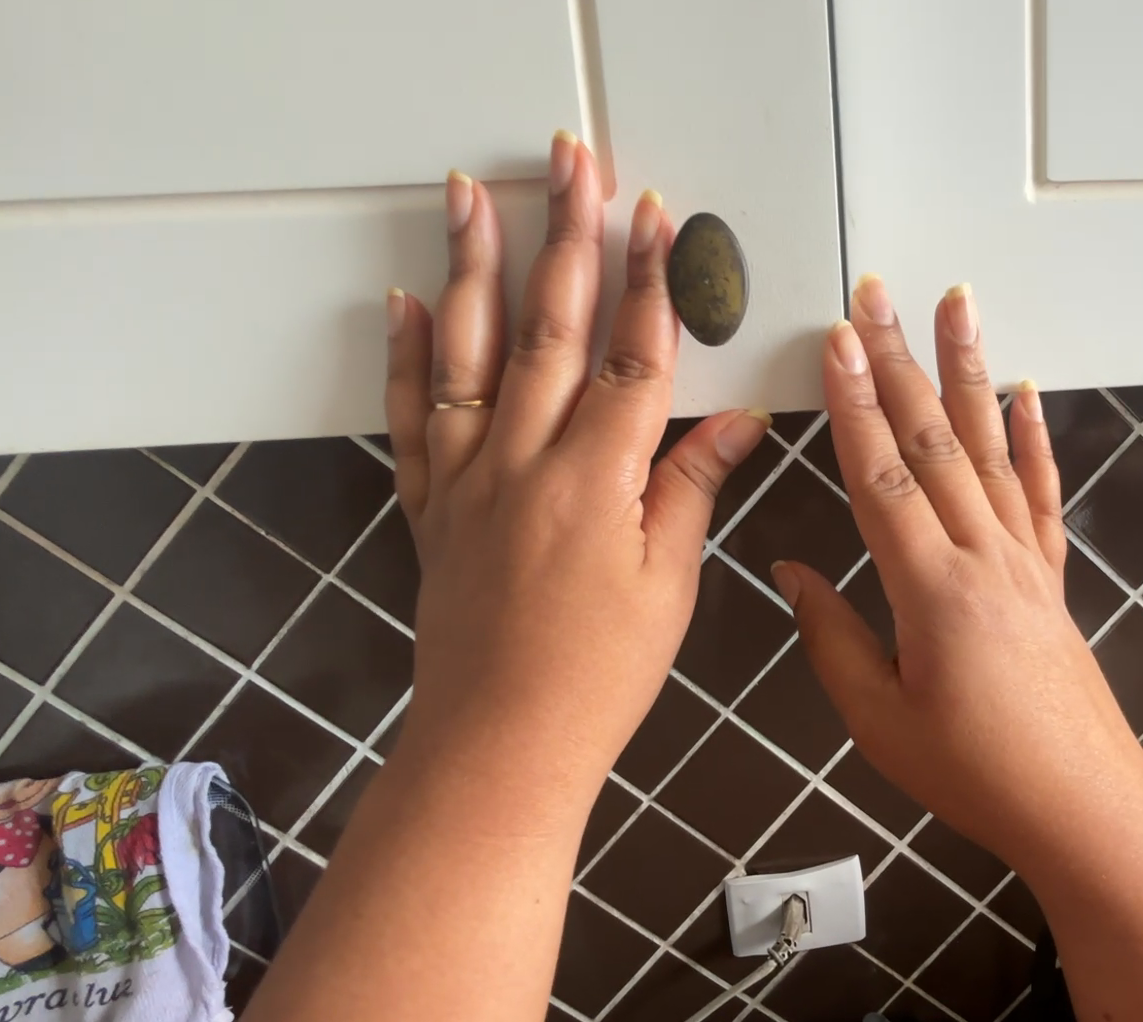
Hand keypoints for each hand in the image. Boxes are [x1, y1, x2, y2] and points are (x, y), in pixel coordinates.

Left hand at [383, 132, 770, 794]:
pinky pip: (414, 417)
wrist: (501, 740)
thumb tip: (735, 421)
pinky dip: (408, 355)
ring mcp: (468, 479)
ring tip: (475, 192)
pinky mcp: (433, 506)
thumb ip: (690, 487)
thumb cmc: (602, 670)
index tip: (657, 217)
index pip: (630, 358)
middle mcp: (523, 461)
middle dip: (567, 236)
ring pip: (471, 353)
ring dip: (477, 266)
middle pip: (548, 329)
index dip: (648, 284)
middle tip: (571, 161)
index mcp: (594, 480)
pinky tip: (408, 301)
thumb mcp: (668, 581)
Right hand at [773, 275, 1142, 871]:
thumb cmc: (973, 772)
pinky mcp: (1051, 577)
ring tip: (958, 307)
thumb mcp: (879, 720)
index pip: (882, 476)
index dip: (855, 405)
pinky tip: (1029, 395)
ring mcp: (1025, 561)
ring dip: (969, 374)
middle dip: (902, 361)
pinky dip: (1036, 439)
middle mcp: (983, 555)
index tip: (839, 340)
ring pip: (992, 449)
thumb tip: (790, 571)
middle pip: (935, 442)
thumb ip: (830, 639)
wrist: (1081, 805)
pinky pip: (1044, 494)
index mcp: (932, 589)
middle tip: (880, 295)